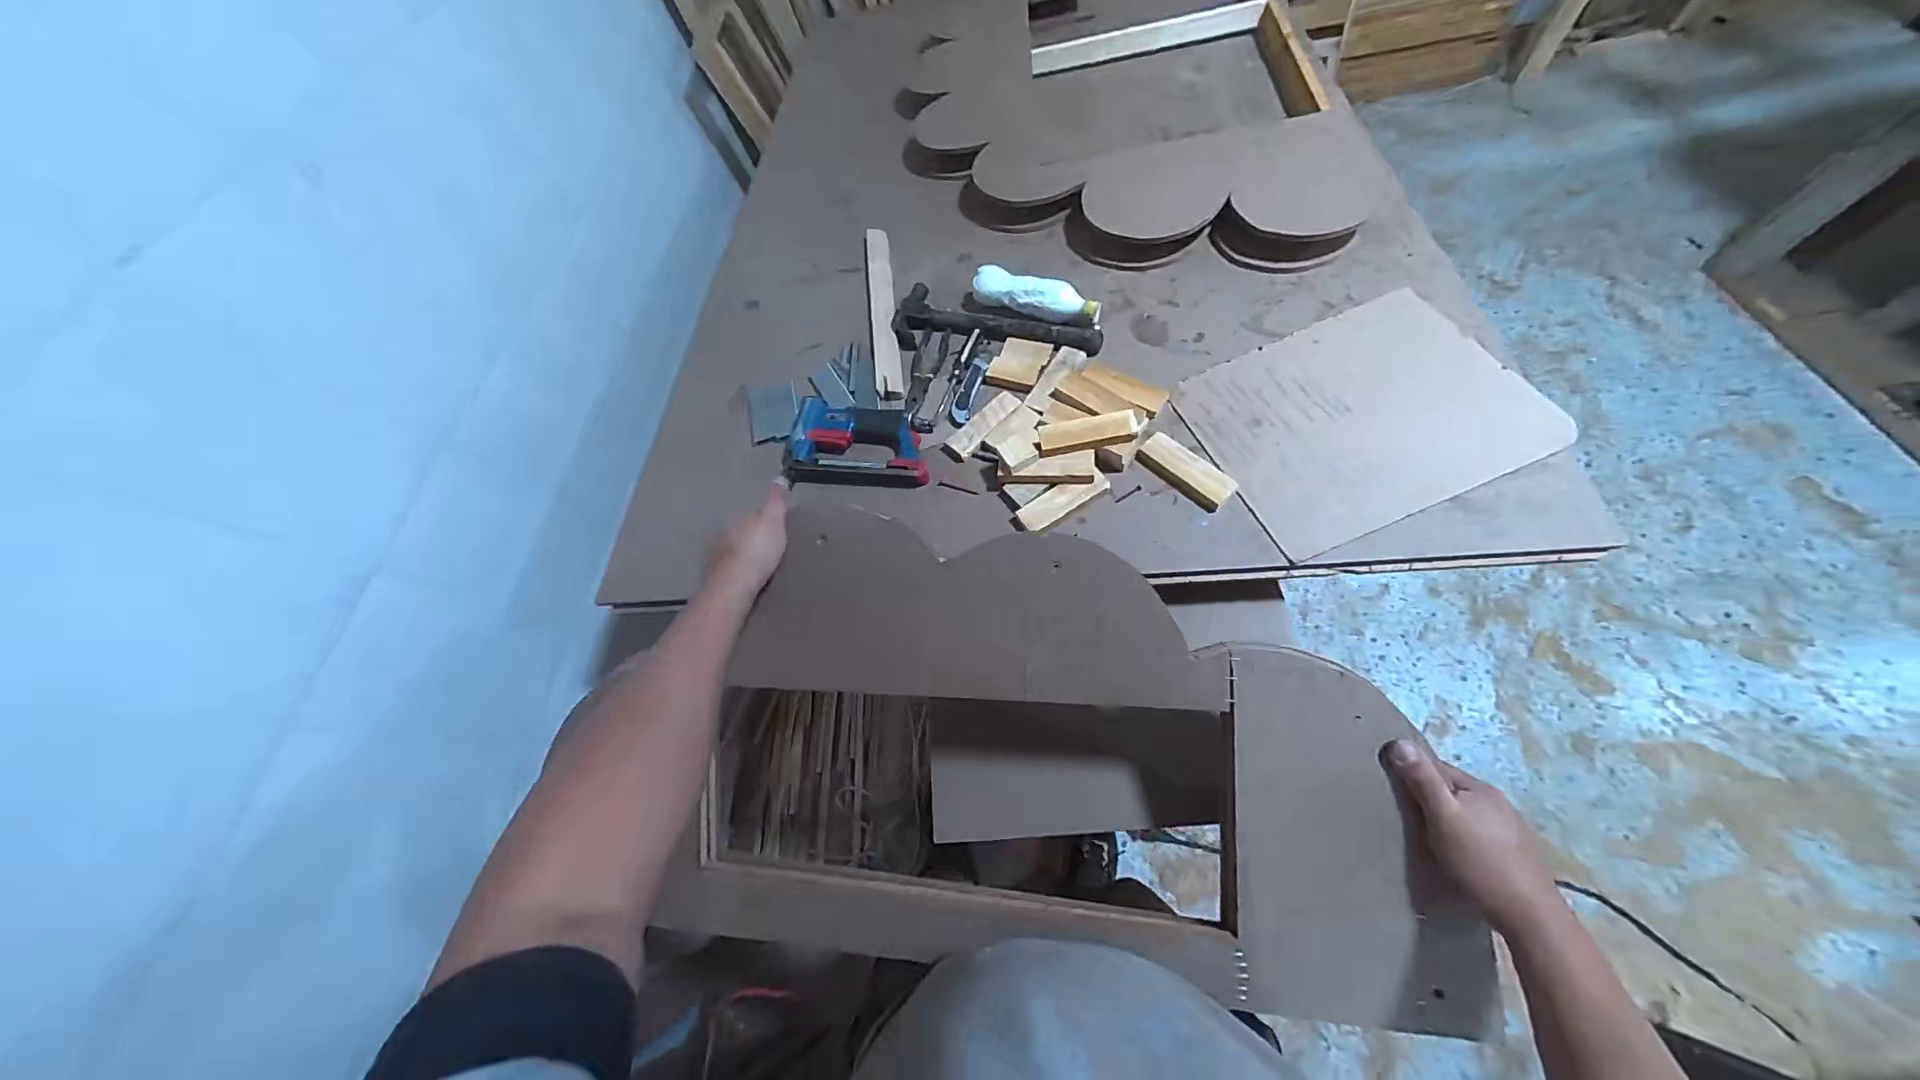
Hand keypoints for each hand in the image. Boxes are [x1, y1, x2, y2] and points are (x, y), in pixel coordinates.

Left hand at [705, 480, 788, 602]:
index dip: (761, 521)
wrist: (737, 583)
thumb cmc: (758, 549)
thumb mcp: (773, 520)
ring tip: (756, 565)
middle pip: (738, 533)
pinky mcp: (714, 577)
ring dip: (740, 555)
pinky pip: (727, 569)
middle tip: (766, 549)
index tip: (772, 530)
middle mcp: (721, 534)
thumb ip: (776, 501)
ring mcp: (715, 556)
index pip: (749, 514)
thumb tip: (779, 478)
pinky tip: (744, 578)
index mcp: (735, 518)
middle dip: (748, 538)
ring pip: (730, 551)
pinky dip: (734, 571)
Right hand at [1384, 740, 1562, 934]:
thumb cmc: (1478, 861)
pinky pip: (1480, 833)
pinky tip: (1460, 855)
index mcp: (1480, 788)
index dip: (1412, 776)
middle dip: (1429, 799)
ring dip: (1448, 820)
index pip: (1435, 767)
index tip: (1394, 794)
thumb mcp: (1442, 816)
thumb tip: (1399, 741)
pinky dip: (1464, 837)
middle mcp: (1499, 803)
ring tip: (1431, 840)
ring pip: (1466, 813)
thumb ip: (1422, 779)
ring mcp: (1511, 829)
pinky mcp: (1516, 853)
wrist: (1529, 916)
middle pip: (1451, 790)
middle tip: (1409, 820)